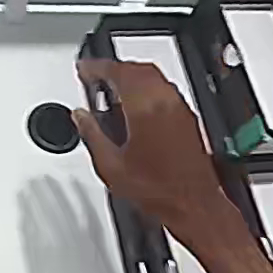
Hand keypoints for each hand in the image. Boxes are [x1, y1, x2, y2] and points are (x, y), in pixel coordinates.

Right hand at [73, 58, 241, 245]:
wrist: (192, 204)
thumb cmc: (157, 190)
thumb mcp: (109, 165)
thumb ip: (91, 134)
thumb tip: (80, 116)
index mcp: (145, 109)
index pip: (119, 73)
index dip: (97, 67)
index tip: (84, 68)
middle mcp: (166, 103)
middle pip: (139, 69)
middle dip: (114, 69)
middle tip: (93, 75)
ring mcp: (179, 110)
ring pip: (153, 78)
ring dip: (130, 77)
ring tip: (108, 89)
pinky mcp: (186, 119)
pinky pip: (163, 91)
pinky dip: (143, 89)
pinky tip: (130, 106)